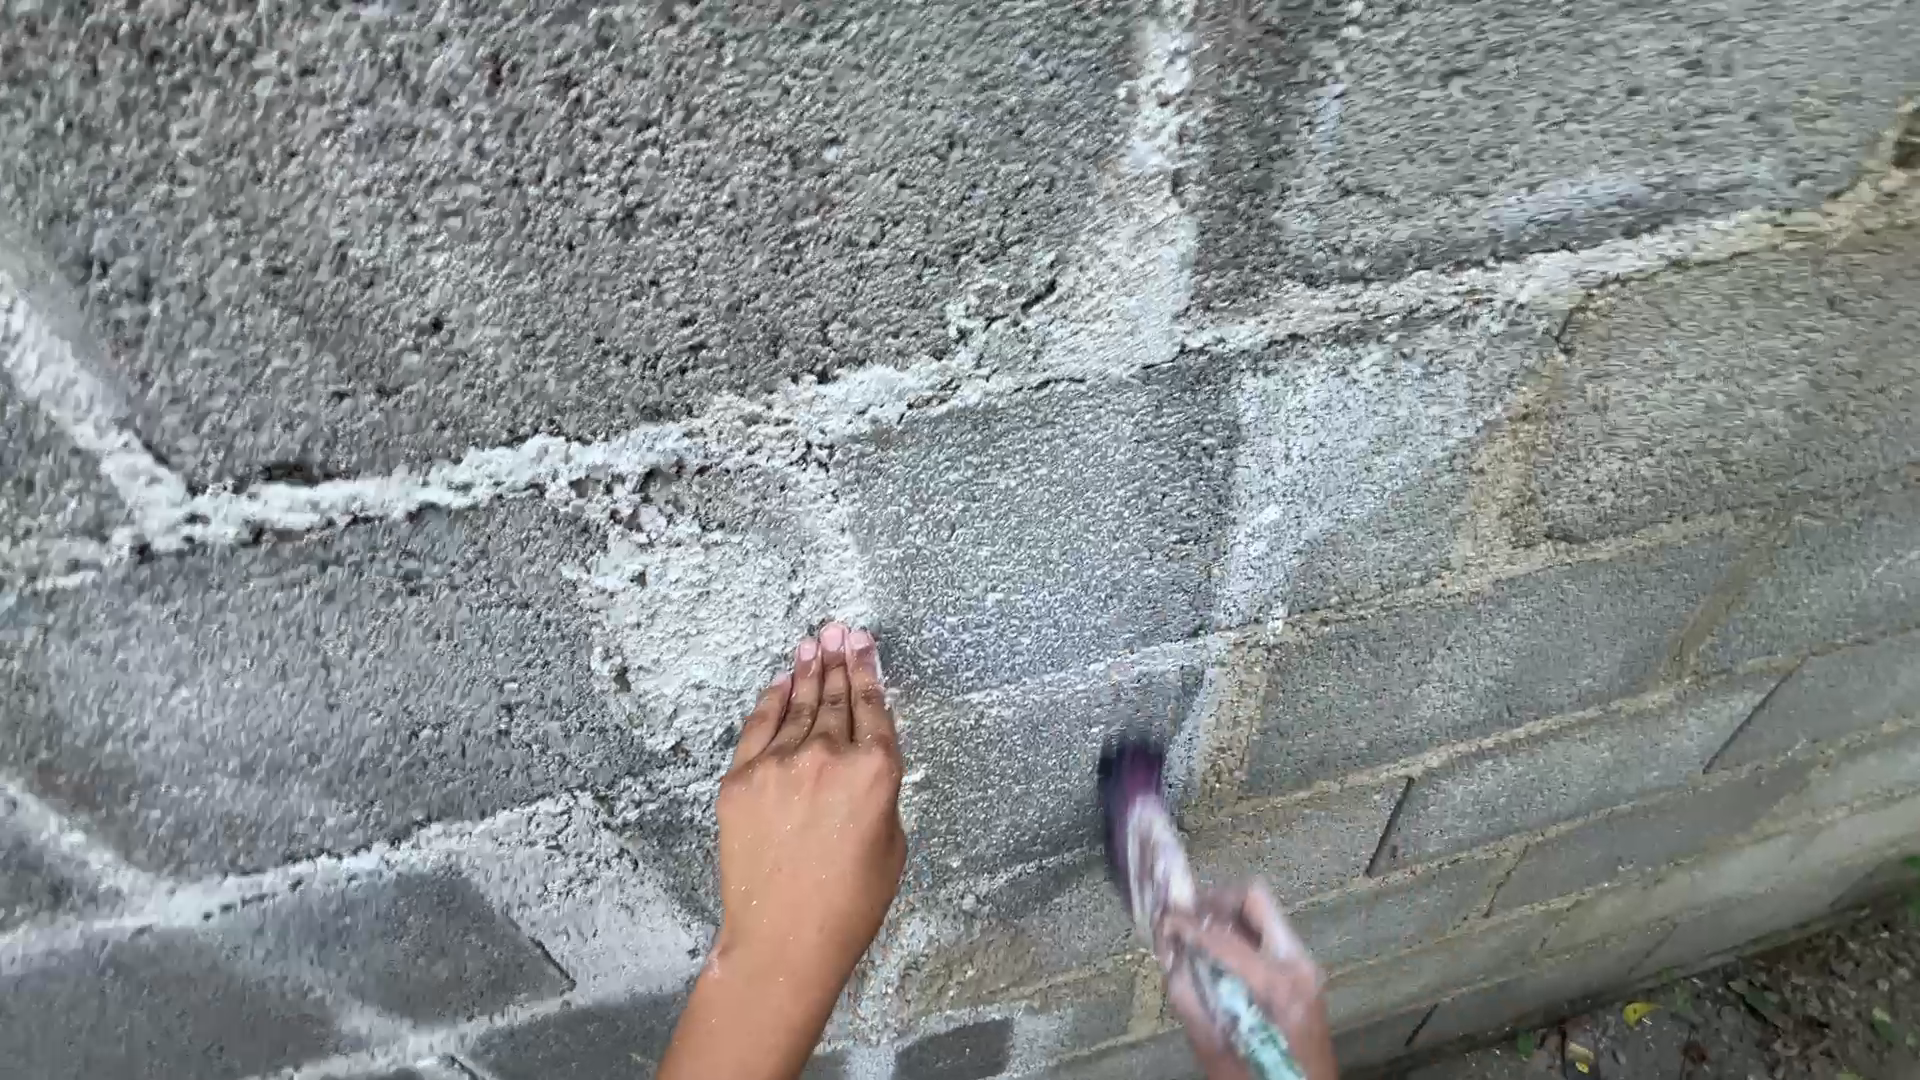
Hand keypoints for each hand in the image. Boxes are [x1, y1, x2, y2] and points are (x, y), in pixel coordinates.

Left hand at [657, 622, 905, 1079]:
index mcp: (877, 771)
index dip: (867, 669)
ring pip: (799, 703)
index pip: (873, 705)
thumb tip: (864, 758)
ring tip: (813, 643)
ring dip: (807, 670)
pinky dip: (772, 699)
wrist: (783, 940)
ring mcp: (782, 763)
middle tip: (838, 630)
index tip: (863, 644)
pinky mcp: (742, 778)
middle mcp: (831, 755)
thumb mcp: (893, 841)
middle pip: (836, 695)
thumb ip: (881, 789)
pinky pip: (759, 726)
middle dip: (839, 659)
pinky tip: (782, 680)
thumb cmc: (851, 902)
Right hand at [1156, 881, 1339, 1079]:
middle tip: (1186, 920)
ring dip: (1225, 915)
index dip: (1187, 923)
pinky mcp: (1303, 972)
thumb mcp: (1214, 1049)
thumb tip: (1168, 953)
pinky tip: (1218, 954)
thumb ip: (1187, 996)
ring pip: (1260, 910)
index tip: (1163, 922)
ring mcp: (1305, 966)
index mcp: (1278, 984)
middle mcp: (1298, 963)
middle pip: (1253, 898)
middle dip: (1213, 903)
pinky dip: (1237, 931)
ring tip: (1198, 936)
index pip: (1223, 935)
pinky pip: (1266, 932)